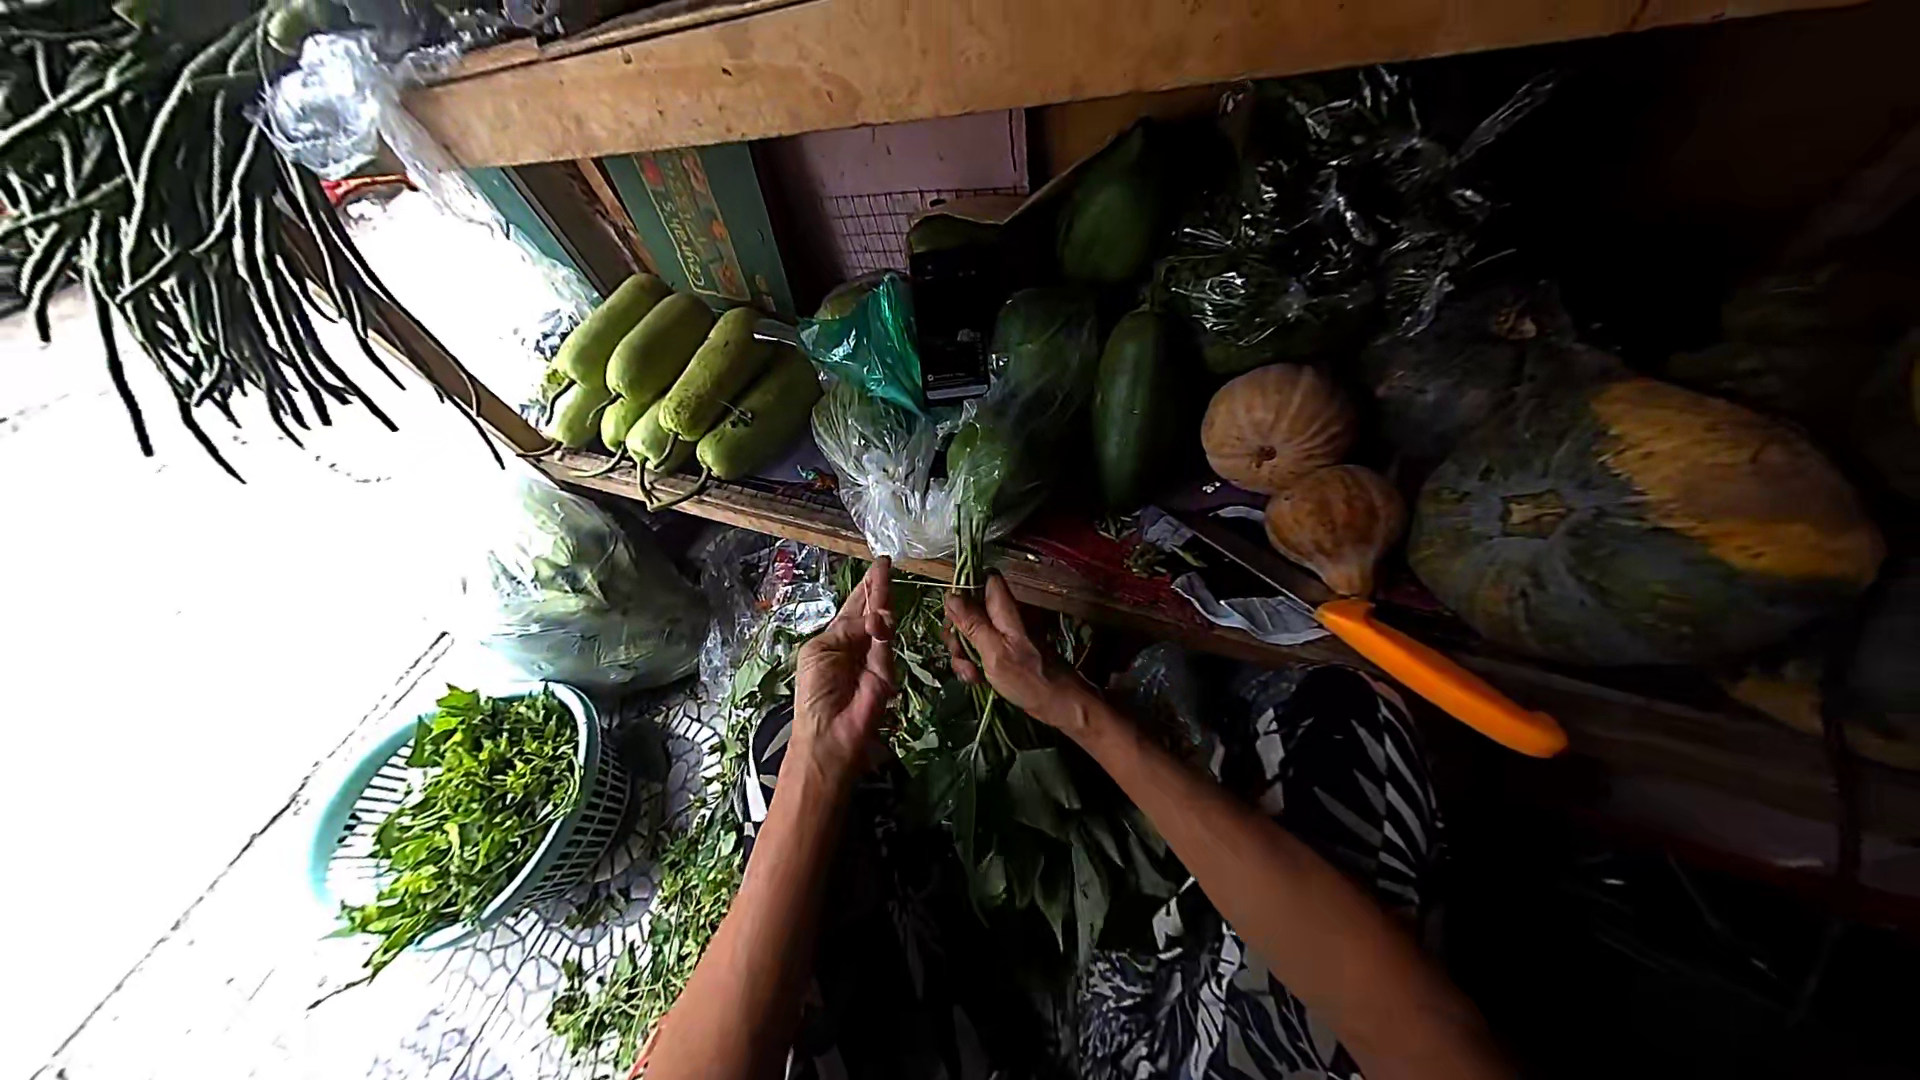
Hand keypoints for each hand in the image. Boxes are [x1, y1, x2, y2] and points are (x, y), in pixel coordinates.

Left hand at [792, 557, 895, 791]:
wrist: (828, 734)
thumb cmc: (815, 694)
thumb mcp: (820, 652)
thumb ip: (847, 630)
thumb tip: (875, 618)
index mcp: (836, 640)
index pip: (854, 607)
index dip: (866, 587)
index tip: (879, 565)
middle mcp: (858, 645)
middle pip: (872, 609)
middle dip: (879, 587)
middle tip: (887, 563)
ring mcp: (874, 658)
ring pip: (883, 622)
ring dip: (881, 602)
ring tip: (882, 579)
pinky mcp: (887, 672)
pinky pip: (885, 643)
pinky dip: (881, 630)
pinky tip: (879, 620)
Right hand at [943, 575, 1098, 735]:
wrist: (1056, 704)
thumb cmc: (1028, 678)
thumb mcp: (994, 651)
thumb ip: (972, 623)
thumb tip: (951, 595)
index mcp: (1004, 609)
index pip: (984, 579)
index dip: (964, 589)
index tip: (951, 615)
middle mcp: (1002, 617)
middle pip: (969, 609)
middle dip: (957, 632)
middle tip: (958, 652)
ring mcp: (1001, 635)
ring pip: (970, 632)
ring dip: (962, 653)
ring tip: (971, 674)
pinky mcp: (1001, 652)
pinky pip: (977, 650)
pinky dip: (972, 664)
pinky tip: (975, 680)